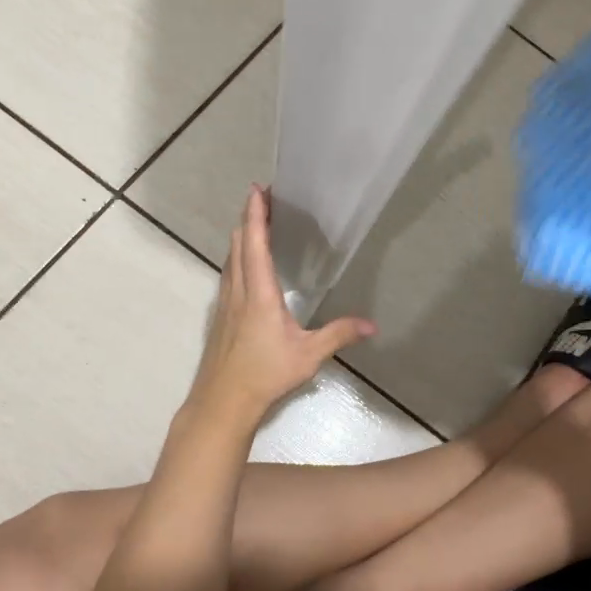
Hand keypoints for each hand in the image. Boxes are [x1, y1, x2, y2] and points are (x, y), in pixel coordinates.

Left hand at [189, 186, 375, 419]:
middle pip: (239, 244)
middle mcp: (238, 291)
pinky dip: (237, 257)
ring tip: (256, 224)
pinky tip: (244, 266)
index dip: (256, 214)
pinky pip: (227, 275)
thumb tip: (371, 325)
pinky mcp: (220, 316)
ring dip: (241, 236)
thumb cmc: (265, 374)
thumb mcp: (308, 355)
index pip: (256, 243)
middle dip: (250, 217)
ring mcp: (225, 303)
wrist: (222, 400)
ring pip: (230, 259)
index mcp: (260, 293)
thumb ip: (339, 335)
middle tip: (263, 198)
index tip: (258, 189)